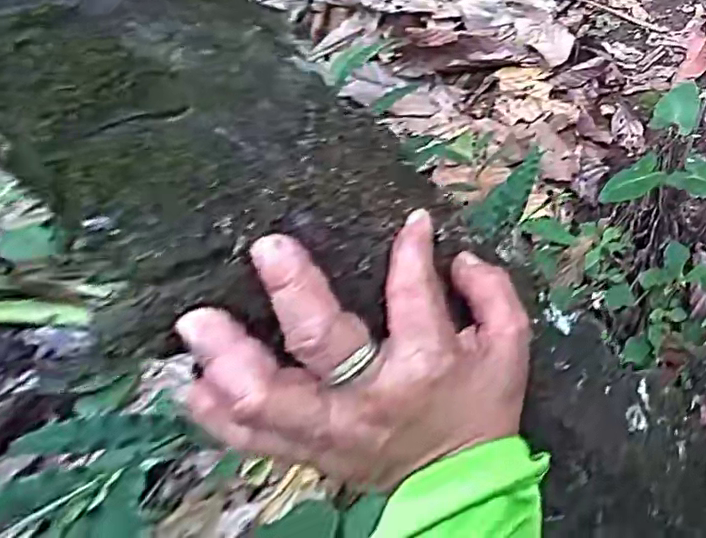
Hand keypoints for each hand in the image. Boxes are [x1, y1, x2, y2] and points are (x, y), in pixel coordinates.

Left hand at [177, 209, 529, 490]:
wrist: (460, 484)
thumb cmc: (485, 401)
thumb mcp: (511, 341)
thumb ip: (492, 290)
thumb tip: (456, 259)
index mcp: (425, 362)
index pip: (410, 292)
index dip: (411, 250)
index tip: (413, 220)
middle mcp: (369, 396)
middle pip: (319, 341)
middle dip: (292, 288)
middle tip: (267, 247)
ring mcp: (329, 431)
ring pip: (263, 400)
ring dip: (226, 358)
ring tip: (196, 322)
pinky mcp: (307, 452)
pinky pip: (249, 438)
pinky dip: (215, 412)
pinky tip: (194, 381)